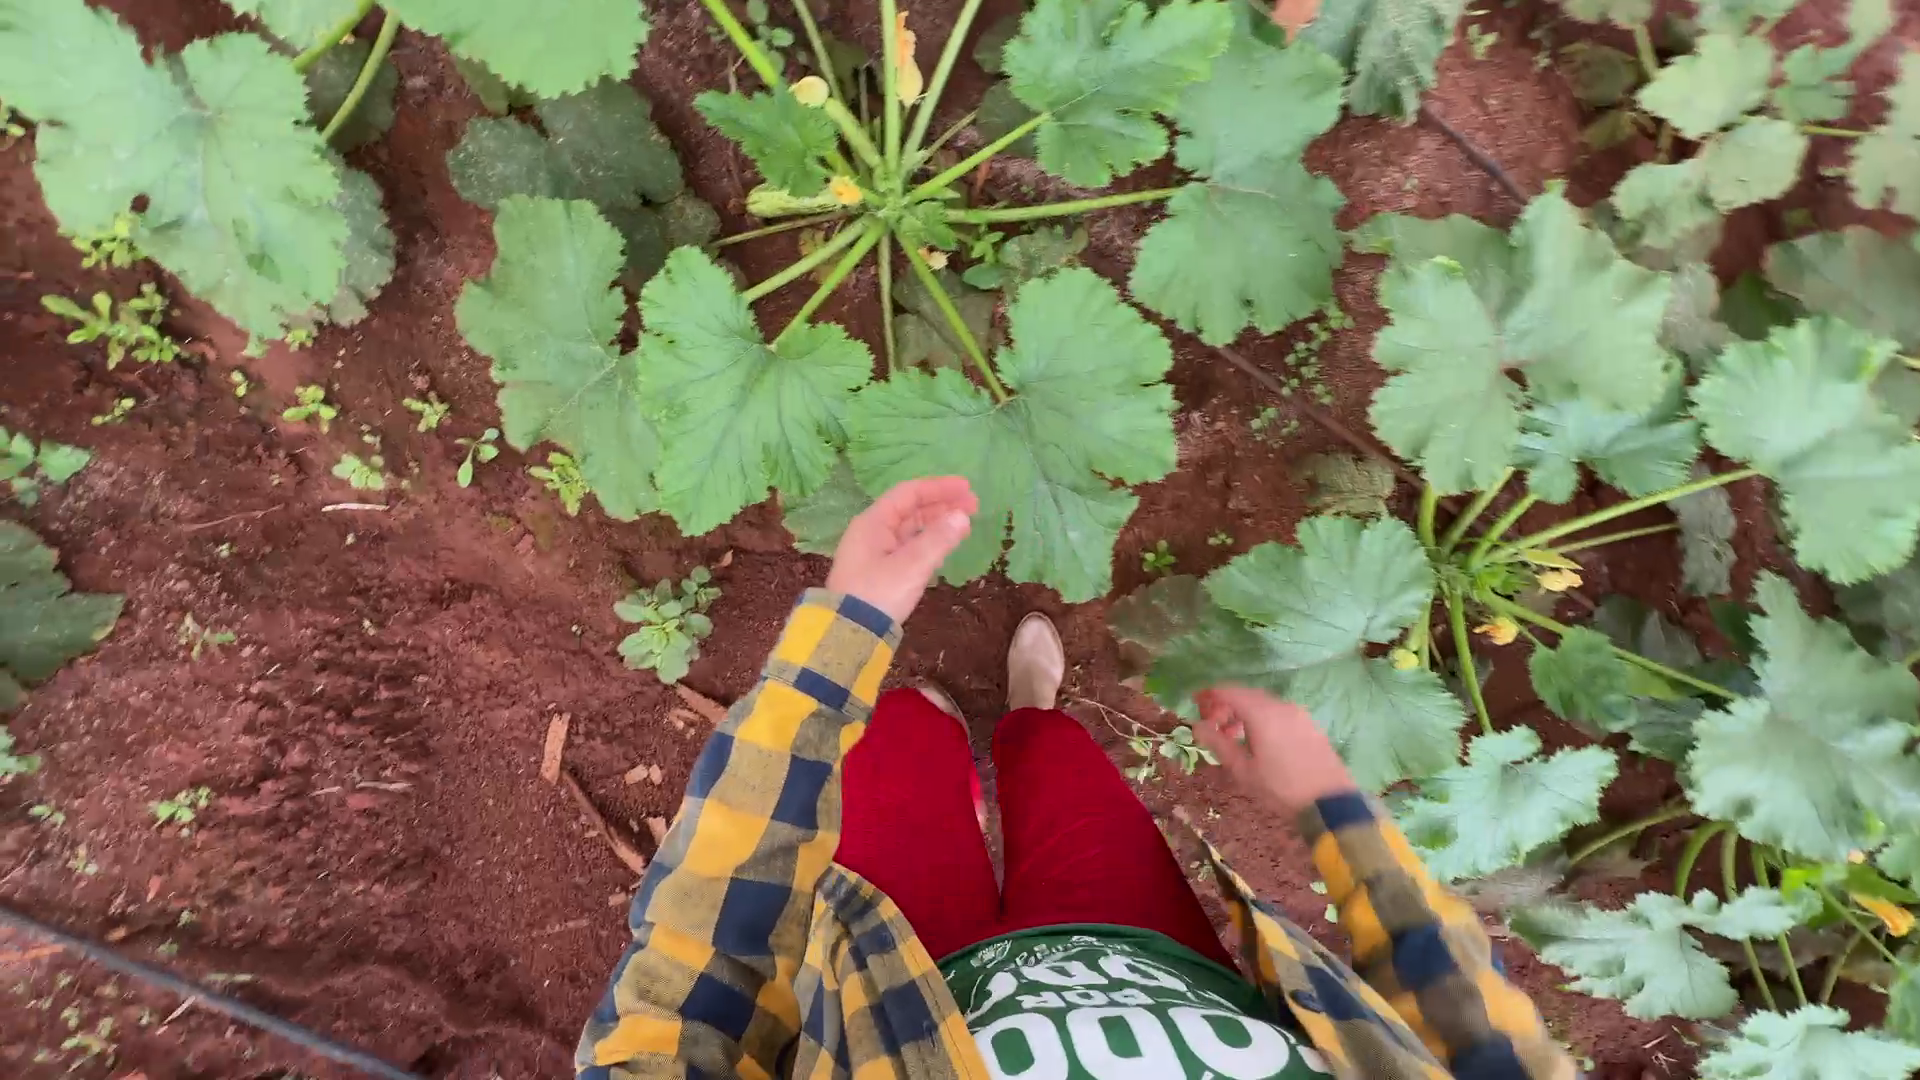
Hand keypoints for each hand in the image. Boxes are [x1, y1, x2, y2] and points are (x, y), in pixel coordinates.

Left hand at [825, 476, 977, 623]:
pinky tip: (943, 546)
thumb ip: (938, 538)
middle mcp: (871, 531)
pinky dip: (927, 541)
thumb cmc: (879, 593)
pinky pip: (907, 546)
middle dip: (941, 505)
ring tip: (963, 524)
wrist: (848, 633)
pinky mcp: (878, 571)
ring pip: (909, 528)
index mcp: (874, 522)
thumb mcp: (912, 565)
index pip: (909, 493)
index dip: (939, 488)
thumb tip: (962, 516)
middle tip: (973, 506)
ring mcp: (873, 552)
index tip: (967, 488)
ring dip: (936, 523)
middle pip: (910, 509)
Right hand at [1192, 685, 1359, 816]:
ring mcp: (1298, 714)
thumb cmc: (1281, 788)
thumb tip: (1197, 726)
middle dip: (1225, 705)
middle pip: (1246, 694)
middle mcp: (1280, 706)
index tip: (1195, 704)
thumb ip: (1218, 743)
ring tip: (1234, 736)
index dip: (1209, 695)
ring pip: (1263, 703)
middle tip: (1212, 724)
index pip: (1228, 691)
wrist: (1331, 804)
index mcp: (1261, 713)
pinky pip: (1279, 712)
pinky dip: (1262, 718)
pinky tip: (1259, 739)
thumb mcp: (1243, 770)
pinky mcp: (1310, 725)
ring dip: (1244, 712)